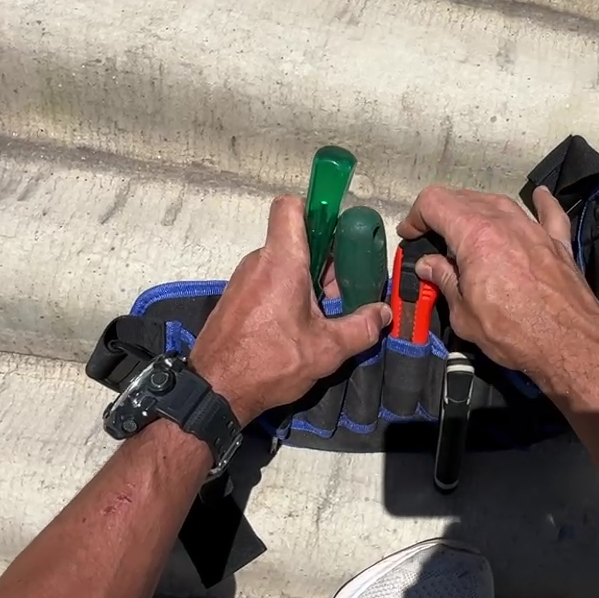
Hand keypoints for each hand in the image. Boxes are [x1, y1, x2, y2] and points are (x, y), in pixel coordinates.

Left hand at [190, 196, 391, 422]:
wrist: (215, 391)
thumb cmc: (269, 363)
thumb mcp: (327, 349)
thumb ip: (362, 328)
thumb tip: (383, 313)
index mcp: (282, 262)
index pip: (291, 206)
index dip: (316, 210)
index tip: (339, 237)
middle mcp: (260, 262)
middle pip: (297, 241)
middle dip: (326, 260)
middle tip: (347, 290)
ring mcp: (245, 280)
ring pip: (284, 264)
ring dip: (309, 280)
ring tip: (328, 314)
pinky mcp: (237, 299)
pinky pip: (269, 282)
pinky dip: (290, 294)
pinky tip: (302, 326)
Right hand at [398, 186, 598, 385]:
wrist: (569, 346)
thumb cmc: (514, 333)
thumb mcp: (464, 314)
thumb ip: (444, 282)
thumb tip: (429, 266)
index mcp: (475, 235)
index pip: (435, 203)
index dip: (416, 216)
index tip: (411, 234)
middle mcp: (504, 223)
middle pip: (464, 198)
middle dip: (441, 212)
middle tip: (430, 235)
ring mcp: (534, 230)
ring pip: (500, 202)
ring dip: (477, 208)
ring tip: (465, 225)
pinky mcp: (558, 244)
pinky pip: (548, 214)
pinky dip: (541, 204)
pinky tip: (539, 196)